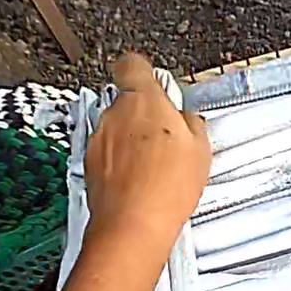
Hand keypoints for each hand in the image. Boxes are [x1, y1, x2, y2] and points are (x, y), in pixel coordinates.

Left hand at [84, 53, 210, 250]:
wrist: (133, 225)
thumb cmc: (165, 189)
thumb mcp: (200, 151)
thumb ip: (191, 123)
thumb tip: (188, 119)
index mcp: (143, 101)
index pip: (134, 64)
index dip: (145, 72)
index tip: (155, 83)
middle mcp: (115, 114)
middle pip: (128, 104)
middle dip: (145, 119)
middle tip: (166, 142)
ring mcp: (99, 139)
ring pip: (117, 131)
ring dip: (133, 145)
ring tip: (155, 170)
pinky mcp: (90, 164)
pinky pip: (108, 156)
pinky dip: (121, 165)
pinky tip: (141, 184)